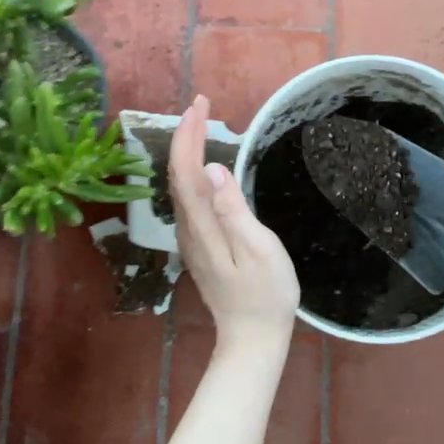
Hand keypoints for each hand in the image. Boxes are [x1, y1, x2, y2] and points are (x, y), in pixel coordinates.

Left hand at [170, 96, 299, 353]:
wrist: (252, 338)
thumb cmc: (265, 294)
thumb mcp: (259, 249)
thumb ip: (233, 209)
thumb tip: (212, 168)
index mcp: (202, 224)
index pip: (185, 169)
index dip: (188, 134)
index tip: (199, 105)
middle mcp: (188, 228)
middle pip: (178, 173)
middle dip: (185, 134)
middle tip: (200, 104)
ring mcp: (191, 238)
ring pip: (180, 185)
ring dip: (186, 151)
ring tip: (199, 124)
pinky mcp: (199, 245)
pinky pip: (187, 197)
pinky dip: (191, 171)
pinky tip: (202, 165)